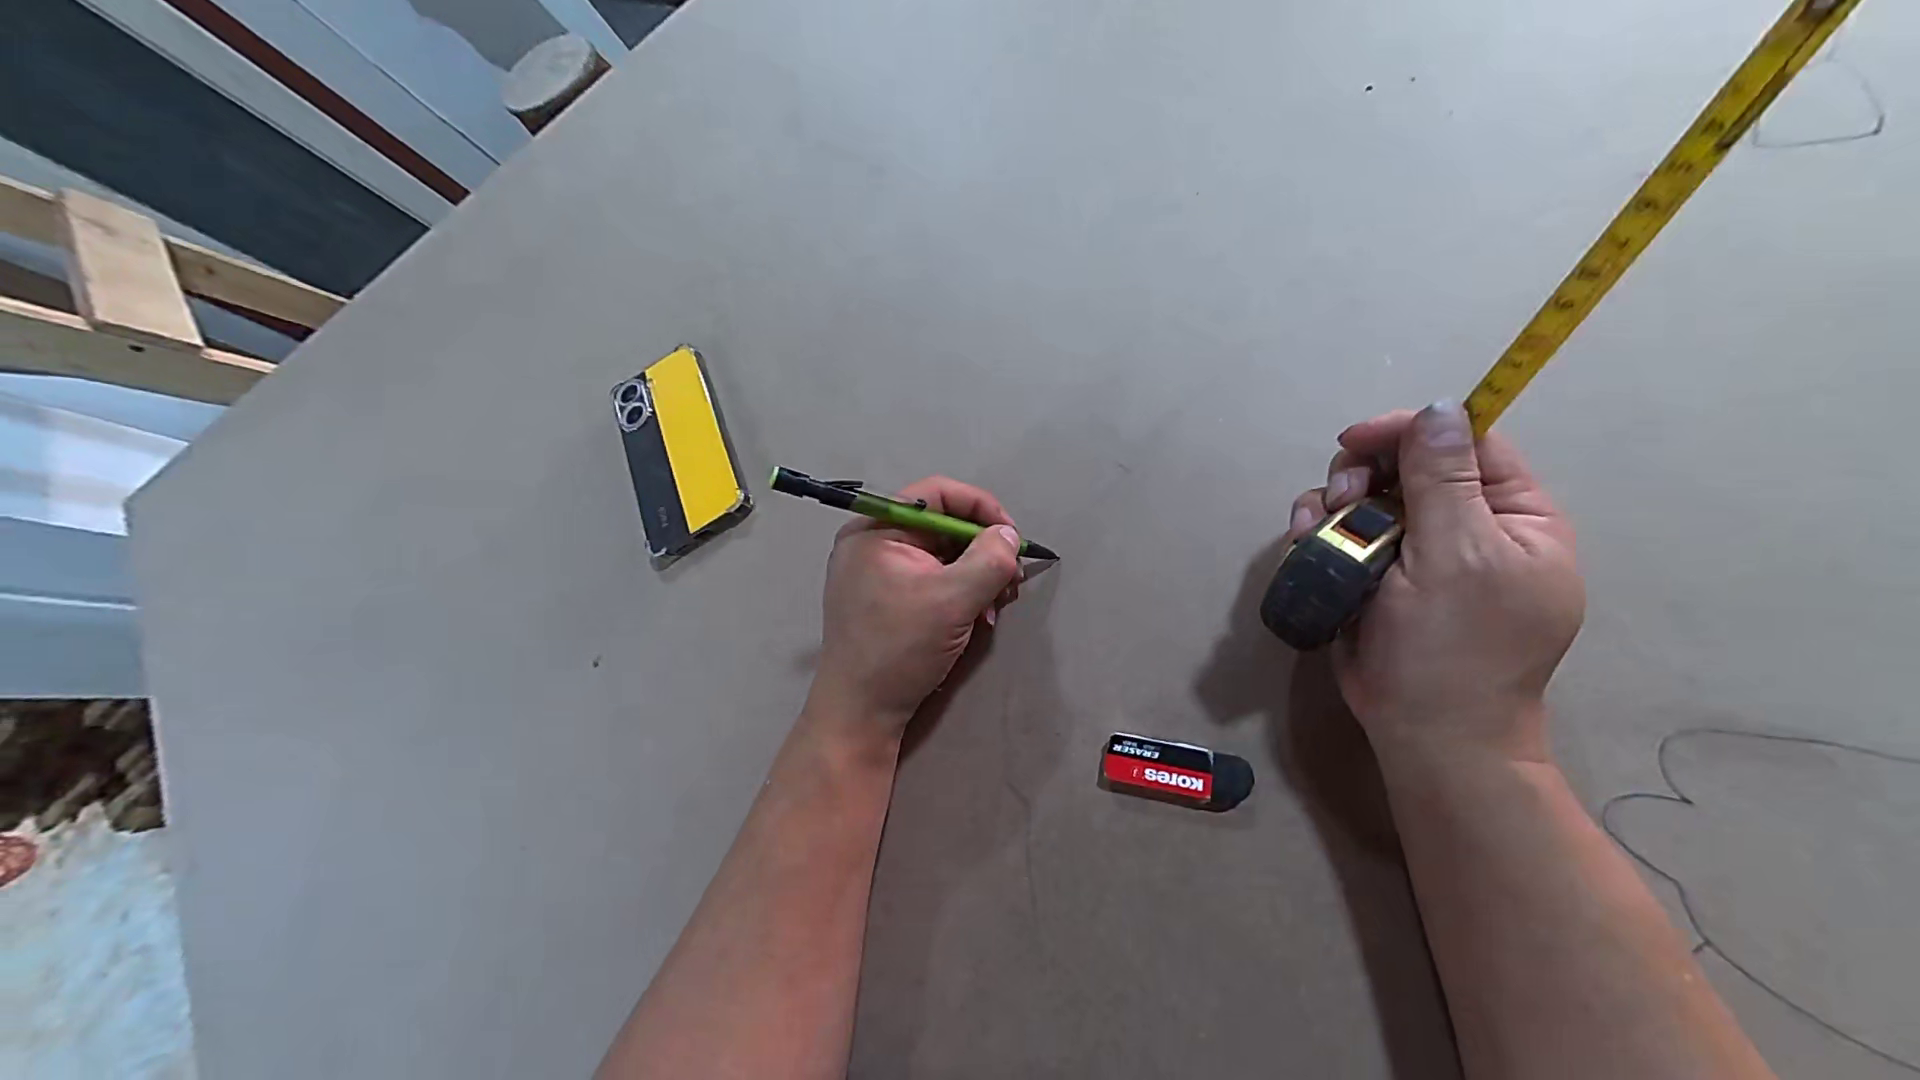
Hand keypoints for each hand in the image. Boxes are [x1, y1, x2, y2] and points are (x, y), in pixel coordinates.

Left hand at [811, 477, 1024, 737]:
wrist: (861, 712)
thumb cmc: (899, 648)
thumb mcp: (953, 600)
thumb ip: (989, 560)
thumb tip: (1009, 535)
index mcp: (876, 530)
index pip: (936, 494)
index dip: (980, 507)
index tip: (1011, 536)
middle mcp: (874, 543)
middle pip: (943, 526)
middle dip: (983, 551)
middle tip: (1010, 581)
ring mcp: (880, 572)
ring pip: (943, 556)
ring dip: (978, 577)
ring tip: (996, 607)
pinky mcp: (890, 599)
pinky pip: (934, 580)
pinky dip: (961, 593)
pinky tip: (978, 618)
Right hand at [1283, 401, 1584, 764]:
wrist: (1422, 729)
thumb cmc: (1454, 646)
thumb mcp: (1457, 556)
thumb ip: (1443, 480)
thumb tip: (1439, 409)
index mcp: (1513, 518)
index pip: (1467, 444)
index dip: (1410, 431)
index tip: (1355, 439)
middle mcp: (1465, 526)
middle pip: (1407, 465)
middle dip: (1365, 473)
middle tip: (1342, 497)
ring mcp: (1414, 551)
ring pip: (1366, 497)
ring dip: (1333, 502)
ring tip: (1316, 529)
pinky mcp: (1372, 572)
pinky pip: (1341, 531)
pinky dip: (1318, 530)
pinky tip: (1304, 543)